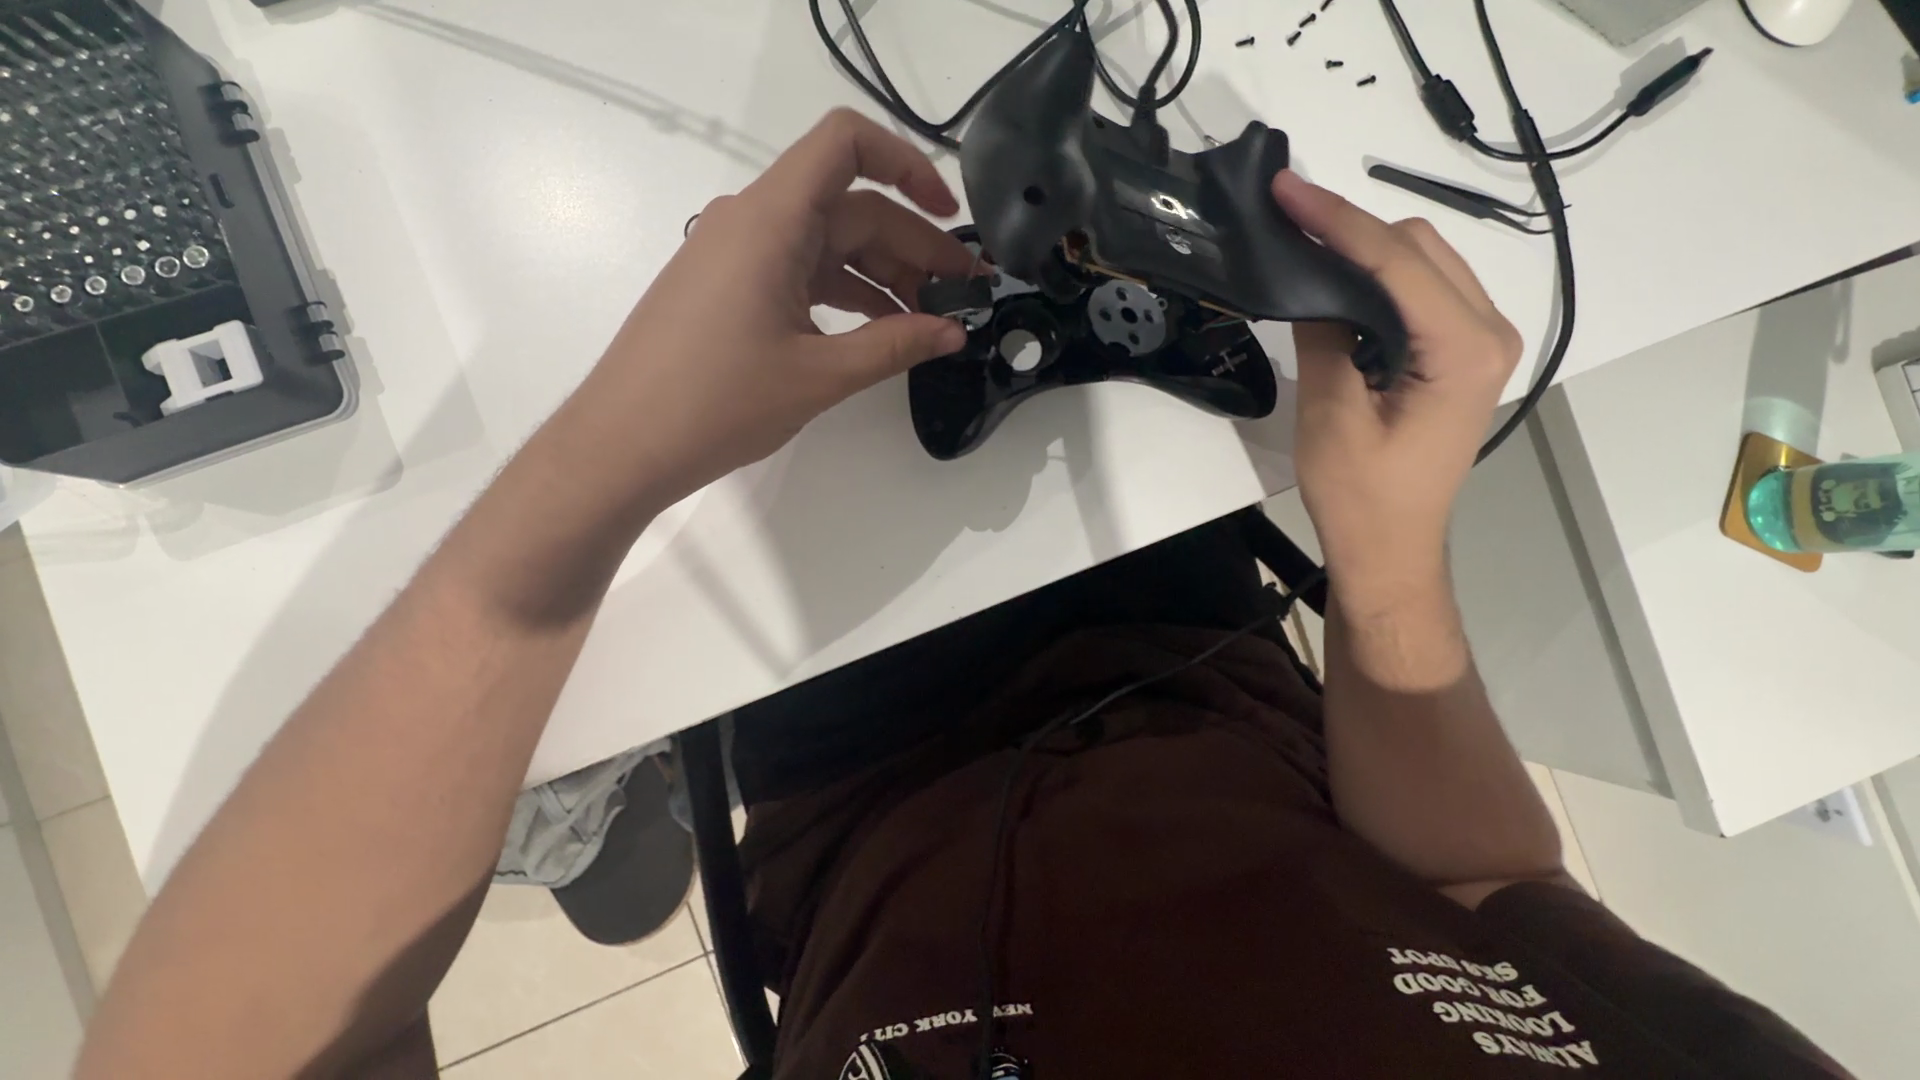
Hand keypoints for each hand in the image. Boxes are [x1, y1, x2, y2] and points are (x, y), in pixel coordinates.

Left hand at [578, 109, 974, 503]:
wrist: (622, 445)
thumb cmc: (716, 405)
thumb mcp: (819, 375)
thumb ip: (894, 346)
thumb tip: (952, 332)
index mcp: (771, 220)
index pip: (846, 145)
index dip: (908, 166)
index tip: (950, 217)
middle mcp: (752, 221)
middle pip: (850, 207)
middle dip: (913, 247)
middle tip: (961, 297)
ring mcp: (735, 254)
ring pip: (827, 243)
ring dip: (881, 276)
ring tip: (927, 323)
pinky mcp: (728, 287)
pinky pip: (800, 271)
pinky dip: (844, 293)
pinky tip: (877, 331)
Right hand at [1270, 171, 1522, 612]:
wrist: (1390, 548)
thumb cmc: (1361, 497)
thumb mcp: (1332, 417)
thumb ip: (1325, 337)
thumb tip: (1311, 279)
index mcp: (1464, 348)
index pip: (1397, 260)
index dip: (1337, 221)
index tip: (1284, 190)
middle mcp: (1488, 331)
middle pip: (1419, 247)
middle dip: (1352, 228)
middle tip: (1285, 221)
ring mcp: (1479, 341)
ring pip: (1423, 261)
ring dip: (1364, 250)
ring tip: (1303, 246)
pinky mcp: (1460, 354)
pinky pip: (1421, 291)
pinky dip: (1378, 278)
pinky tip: (1336, 283)